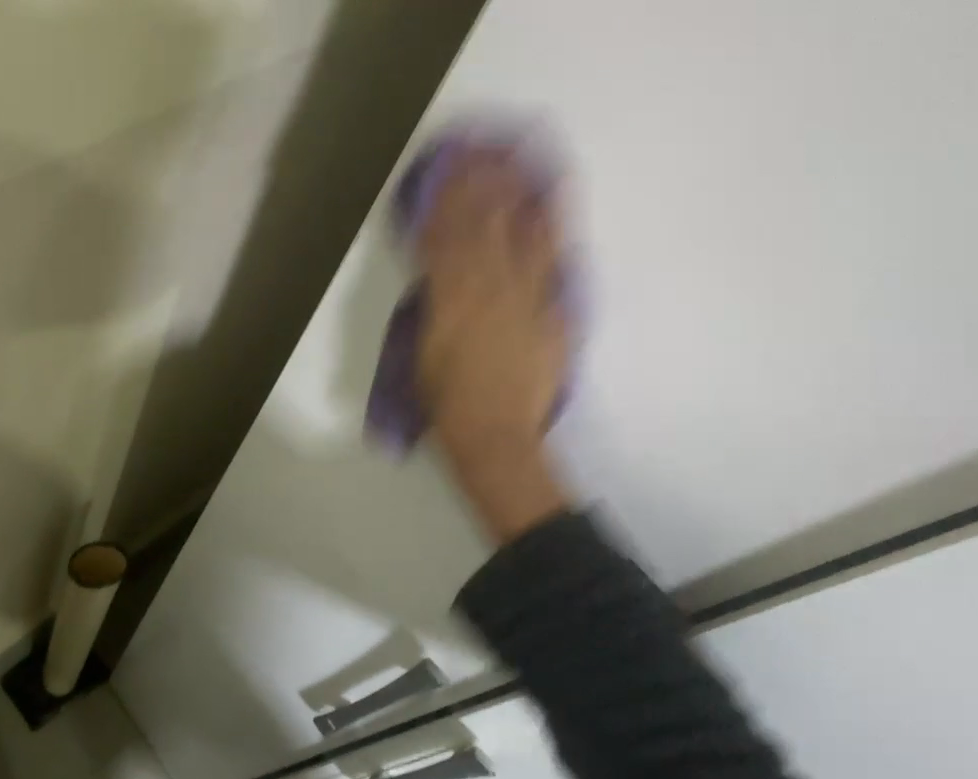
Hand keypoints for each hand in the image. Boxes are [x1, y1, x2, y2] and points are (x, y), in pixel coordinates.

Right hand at [414, 145, 570, 541]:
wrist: (497, 435)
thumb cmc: (446, 401)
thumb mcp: (423, 350)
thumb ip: (432, 304)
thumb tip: (436, 271)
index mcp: (452, 297)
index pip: (445, 234)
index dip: (444, 195)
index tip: (442, 163)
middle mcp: (492, 284)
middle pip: (485, 220)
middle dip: (478, 179)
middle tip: (476, 144)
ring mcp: (529, 292)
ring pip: (522, 227)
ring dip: (515, 186)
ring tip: (514, 152)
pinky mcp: (554, 307)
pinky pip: (554, 253)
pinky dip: (550, 219)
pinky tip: (549, 195)